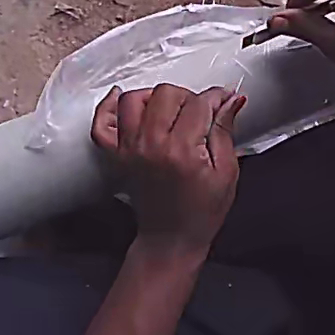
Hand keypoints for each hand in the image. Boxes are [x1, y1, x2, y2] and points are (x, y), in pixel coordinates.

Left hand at [91, 84, 245, 253]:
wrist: (171, 240)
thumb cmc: (201, 212)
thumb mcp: (226, 172)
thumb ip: (225, 131)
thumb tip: (232, 100)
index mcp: (182, 151)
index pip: (199, 104)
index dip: (217, 98)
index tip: (224, 100)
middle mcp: (152, 145)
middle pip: (166, 94)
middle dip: (188, 97)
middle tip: (200, 113)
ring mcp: (130, 149)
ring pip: (135, 99)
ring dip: (154, 97)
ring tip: (170, 110)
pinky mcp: (117, 155)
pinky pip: (102, 123)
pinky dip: (108, 107)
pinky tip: (121, 99)